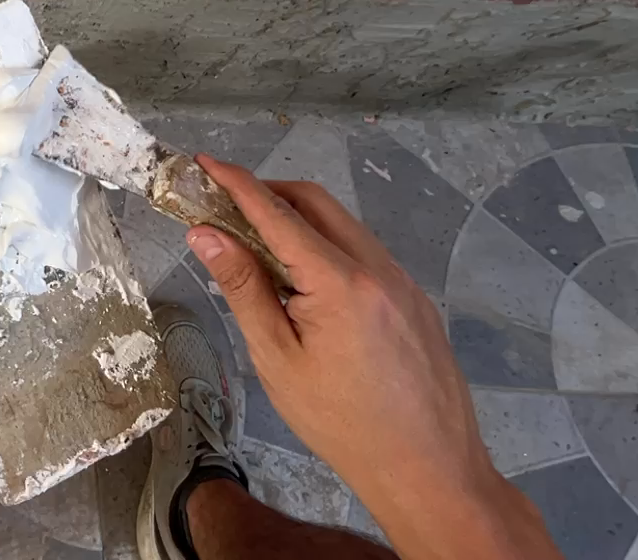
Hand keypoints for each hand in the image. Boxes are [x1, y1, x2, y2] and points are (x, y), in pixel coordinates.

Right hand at [189, 155, 557, 559]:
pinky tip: (300, 280)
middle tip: (224, 203)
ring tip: (255, 243)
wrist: (434, 475)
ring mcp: (403, 283)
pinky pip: (361, 250)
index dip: (236, 182)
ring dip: (294, 217)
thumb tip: (203, 233)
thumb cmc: (340, 420)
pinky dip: (321, 242)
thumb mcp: (275, 356)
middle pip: (315, 202)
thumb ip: (242, 286)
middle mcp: (378, 270)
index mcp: (340, 283)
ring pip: (341, 223)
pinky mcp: (414, 301)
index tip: (204, 161)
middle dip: (266, 191)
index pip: (277, 214)